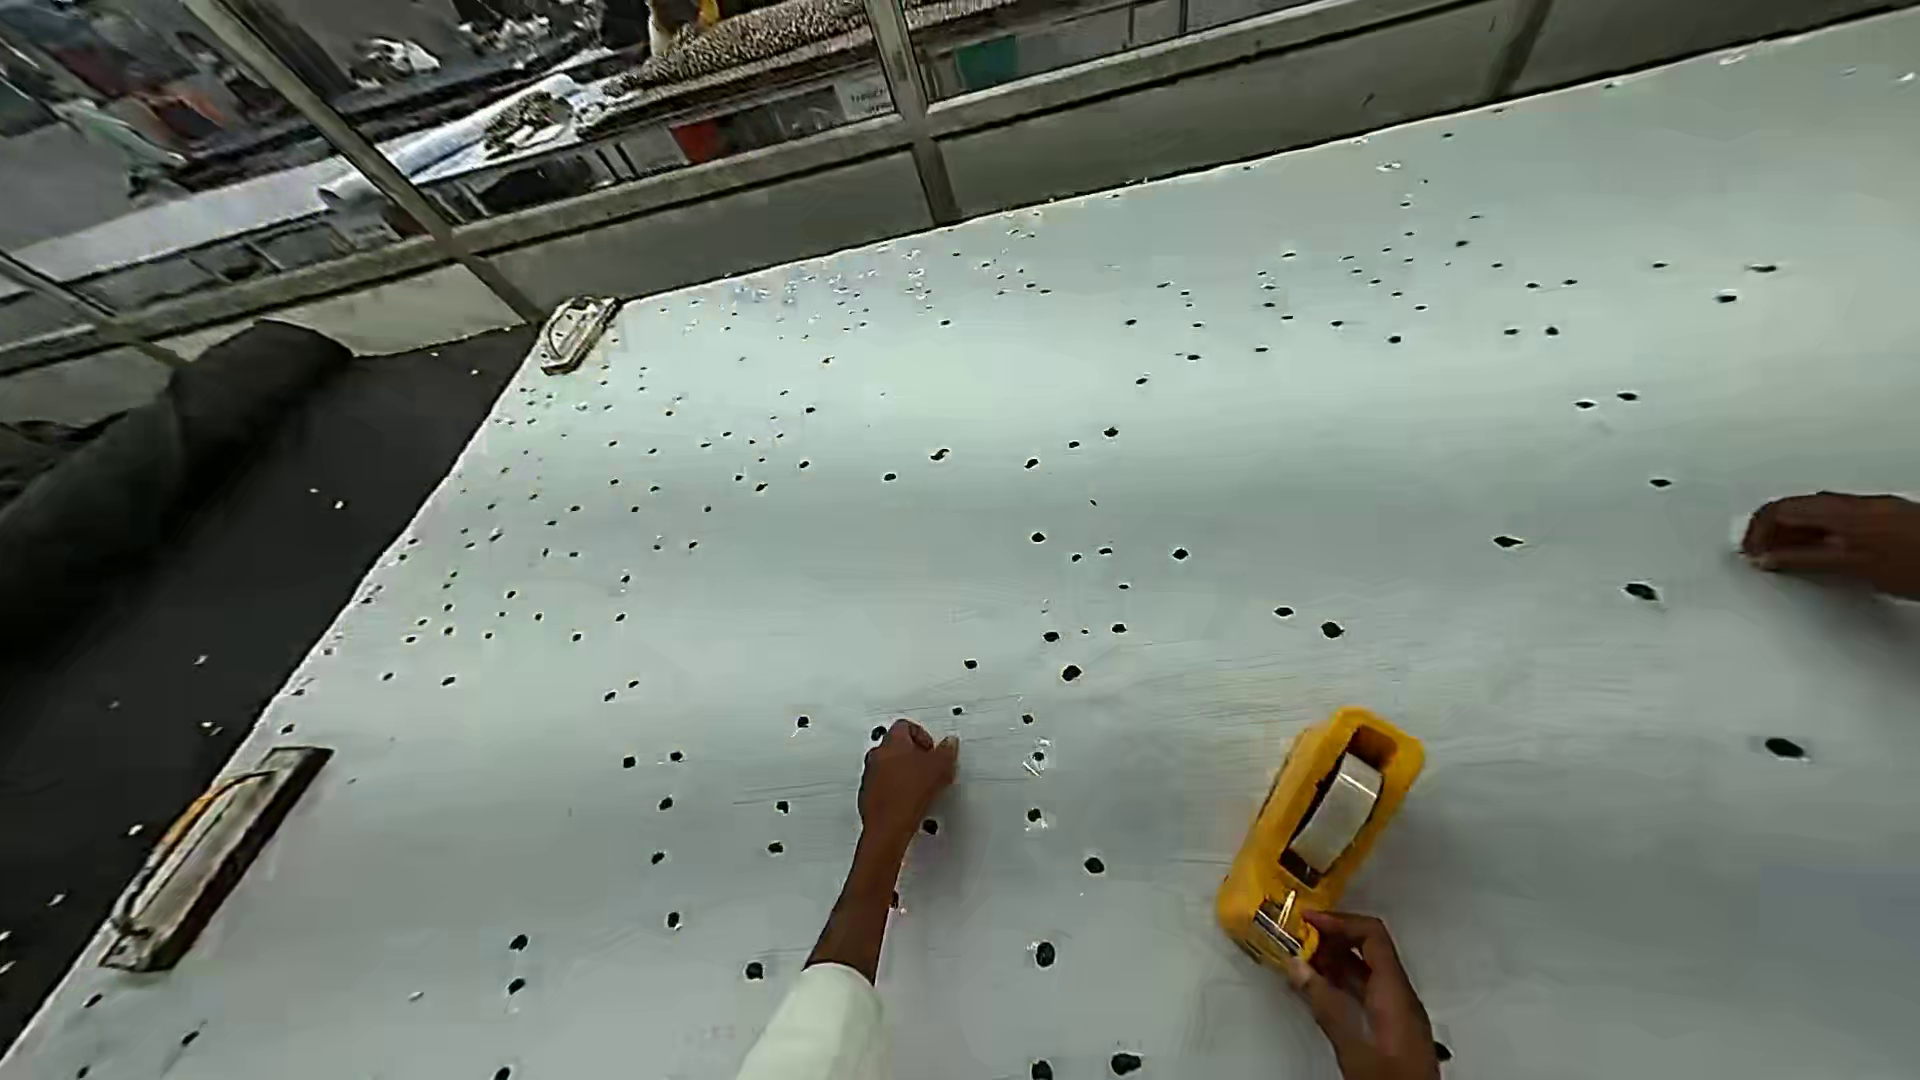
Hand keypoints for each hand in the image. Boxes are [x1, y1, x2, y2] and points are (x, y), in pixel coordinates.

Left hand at [858, 719, 958, 846]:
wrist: (889, 826)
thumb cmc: (908, 795)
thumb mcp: (940, 767)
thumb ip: (947, 750)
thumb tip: (950, 744)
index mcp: (893, 742)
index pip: (905, 725)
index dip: (922, 735)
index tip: (931, 747)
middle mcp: (877, 755)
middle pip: (895, 745)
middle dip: (913, 753)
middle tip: (927, 764)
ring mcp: (870, 776)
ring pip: (887, 765)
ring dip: (902, 771)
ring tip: (920, 784)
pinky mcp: (867, 795)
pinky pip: (881, 784)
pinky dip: (894, 788)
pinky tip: (909, 799)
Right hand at [1283, 911, 1438, 1079]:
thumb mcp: (1351, 1042)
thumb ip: (1323, 1001)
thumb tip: (1294, 964)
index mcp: (1396, 992)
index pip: (1372, 935)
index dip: (1339, 922)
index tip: (1308, 920)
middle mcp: (1399, 996)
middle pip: (1366, 948)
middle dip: (1330, 938)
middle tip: (1297, 936)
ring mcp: (1395, 1012)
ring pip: (1362, 969)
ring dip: (1330, 959)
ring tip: (1298, 957)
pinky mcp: (1389, 1028)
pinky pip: (1362, 989)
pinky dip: (1337, 980)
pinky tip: (1314, 986)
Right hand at [1742, 493, 1919, 598]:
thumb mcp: (1853, 567)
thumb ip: (1804, 560)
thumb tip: (1768, 558)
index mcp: (1845, 512)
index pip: (1778, 510)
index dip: (1756, 531)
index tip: (1751, 551)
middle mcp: (1864, 505)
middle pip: (1800, 508)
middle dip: (1776, 531)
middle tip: (1764, 553)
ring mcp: (1885, 512)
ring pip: (1823, 514)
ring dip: (1801, 534)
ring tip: (1793, 557)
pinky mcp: (1901, 522)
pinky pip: (1847, 521)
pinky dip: (1827, 536)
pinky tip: (1831, 554)